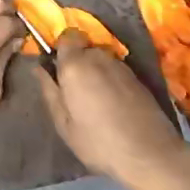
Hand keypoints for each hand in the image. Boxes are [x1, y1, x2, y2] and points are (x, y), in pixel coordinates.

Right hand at [35, 30, 189, 189]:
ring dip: (96, 71)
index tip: (59, 69)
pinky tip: (114, 104)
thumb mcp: (64, 124)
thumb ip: (49, 91)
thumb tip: (38, 68)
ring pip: (101, 58)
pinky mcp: (138, 77)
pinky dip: (111, 80)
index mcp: (75, 64)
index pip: (66, 36)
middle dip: (78, 62)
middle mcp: (98, 56)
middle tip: (76, 89)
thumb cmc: (99, 142)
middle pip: (84, 48)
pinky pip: (116, 70)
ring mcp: (121, 65)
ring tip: (97, 99)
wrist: (150, 154)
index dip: (62, 49)